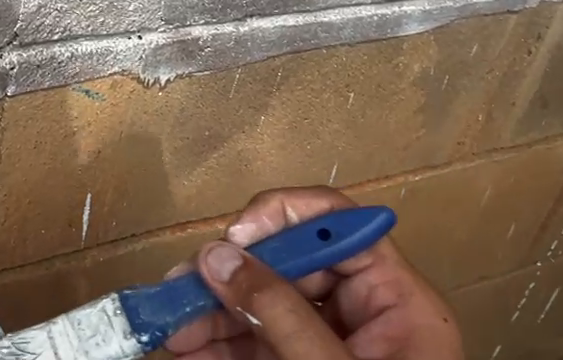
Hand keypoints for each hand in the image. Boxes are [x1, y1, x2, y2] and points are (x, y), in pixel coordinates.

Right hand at [162, 187, 463, 359]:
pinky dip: (213, 342)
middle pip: (285, 261)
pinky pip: (250, 338)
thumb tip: (217, 255)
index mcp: (396, 303)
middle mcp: (361, 313)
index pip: (339, 224)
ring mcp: (326, 342)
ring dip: (207, 310)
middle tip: (180, 287)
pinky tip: (180, 350)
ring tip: (166, 329)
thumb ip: (280, 314)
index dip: (285, 215)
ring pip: (256, 298)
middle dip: (226, 273)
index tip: (238, 237)